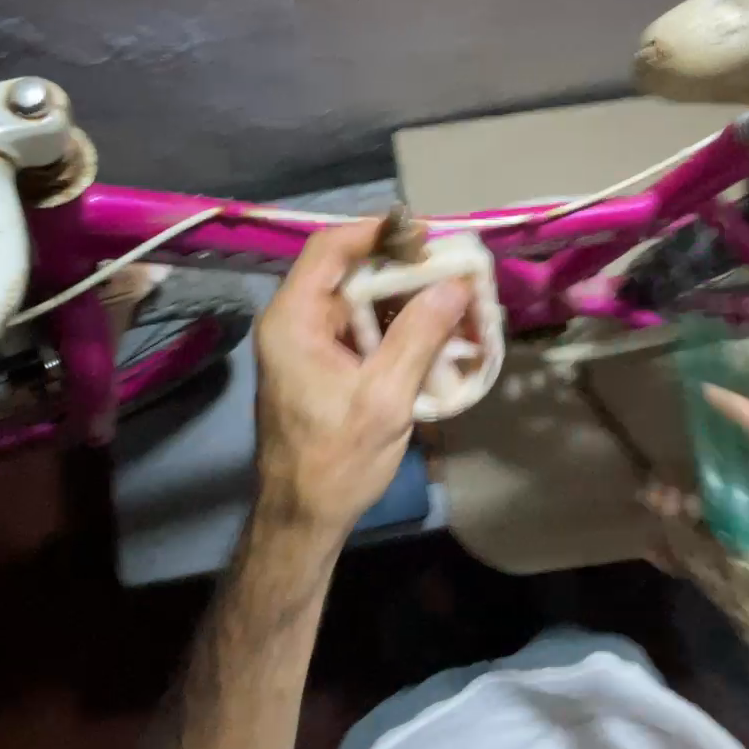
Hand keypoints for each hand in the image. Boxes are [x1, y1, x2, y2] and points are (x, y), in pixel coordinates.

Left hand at [253, 222, 470, 533]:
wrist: (303, 516)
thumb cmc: (336, 460)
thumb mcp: (385, 398)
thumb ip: (419, 336)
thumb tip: (455, 286)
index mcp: (293, 320)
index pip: (329, 249)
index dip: (377, 232)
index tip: (426, 236)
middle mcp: (294, 322)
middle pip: (348, 272)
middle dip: (402, 269)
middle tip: (452, 269)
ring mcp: (307, 344)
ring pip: (358, 301)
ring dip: (404, 299)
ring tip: (453, 299)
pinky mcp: (323, 364)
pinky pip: (361, 329)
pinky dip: (396, 327)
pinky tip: (434, 333)